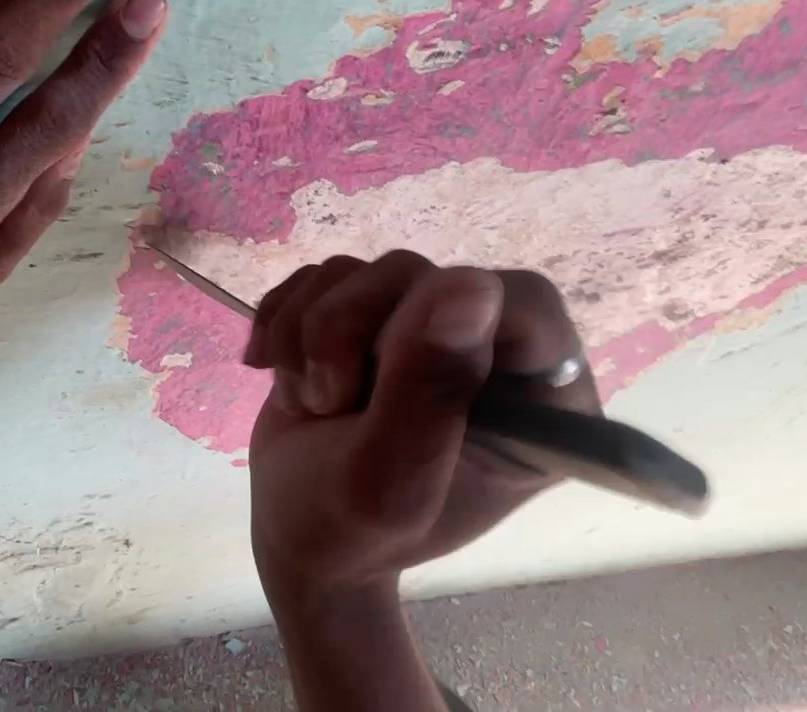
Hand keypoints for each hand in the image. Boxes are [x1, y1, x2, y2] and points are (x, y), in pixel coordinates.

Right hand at [246, 252, 600, 595]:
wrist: (294, 534)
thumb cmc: (350, 532)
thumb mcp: (387, 483)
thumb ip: (427, 393)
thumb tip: (470, 287)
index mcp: (535, 402)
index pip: (524, 305)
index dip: (448, 315)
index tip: (382, 367)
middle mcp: (484, 351)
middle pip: (423, 277)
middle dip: (349, 329)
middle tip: (328, 400)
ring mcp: (417, 327)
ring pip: (361, 271)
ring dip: (308, 332)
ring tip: (307, 401)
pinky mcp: (362, 314)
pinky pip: (319, 275)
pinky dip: (281, 317)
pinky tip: (271, 367)